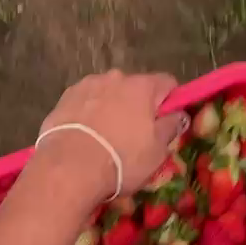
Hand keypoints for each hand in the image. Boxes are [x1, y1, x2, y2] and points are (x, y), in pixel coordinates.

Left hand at [35, 70, 185, 203]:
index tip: (166, 121)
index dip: (170, 101)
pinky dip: (89, 113)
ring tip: (105, 138)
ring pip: (108, 93)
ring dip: (111, 107)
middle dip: (137, 106)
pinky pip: (85, 101)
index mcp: (142, 86)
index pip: (167, 82)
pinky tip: (84, 136)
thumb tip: (180, 113)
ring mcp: (88, 84)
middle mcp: (115, 77)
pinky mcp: (66, 96)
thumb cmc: (121, 159)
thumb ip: (171, 127)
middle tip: (134, 136)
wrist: (69, 167)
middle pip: (135, 88)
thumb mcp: (157, 151)